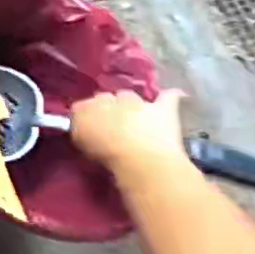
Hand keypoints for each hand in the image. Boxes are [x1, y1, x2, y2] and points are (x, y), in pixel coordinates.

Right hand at [70, 89, 187, 170]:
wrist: (140, 159)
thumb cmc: (105, 154)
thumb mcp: (80, 143)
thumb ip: (79, 129)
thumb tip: (82, 125)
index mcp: (84, 108)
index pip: (80, 106)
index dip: (86, 115)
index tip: (89, 126)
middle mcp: (108, 99)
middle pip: (105, 97)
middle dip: (107, 107)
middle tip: (112, 123)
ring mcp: (136, 102)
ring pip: (129, 95)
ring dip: (131, 103)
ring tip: (134, 114)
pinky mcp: (162, 108)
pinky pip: (168, 96)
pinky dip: (170, 95)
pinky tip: (174, 94)